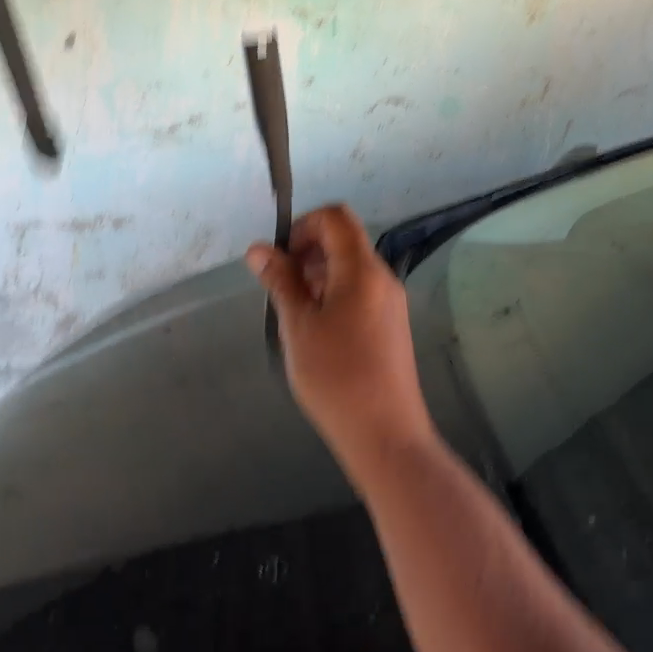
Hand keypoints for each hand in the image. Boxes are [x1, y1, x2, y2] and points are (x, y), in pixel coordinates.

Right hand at [247, 206, 439, 473]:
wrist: (385, 433)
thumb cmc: (335, 376)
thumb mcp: (298, 326)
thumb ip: (280, 281)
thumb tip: (259, 249)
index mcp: (362, 270)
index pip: (335, 217)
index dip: (303, 226)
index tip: (279, 259)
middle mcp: (383, 278)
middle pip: (344, 242)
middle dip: (307, 254)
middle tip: (281, 291)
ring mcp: (392, 303)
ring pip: (351, 270)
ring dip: (318, 278)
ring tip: (295, 317)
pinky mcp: (393, 326)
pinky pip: (361, 294)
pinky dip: (335, 297)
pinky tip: (317, 334)